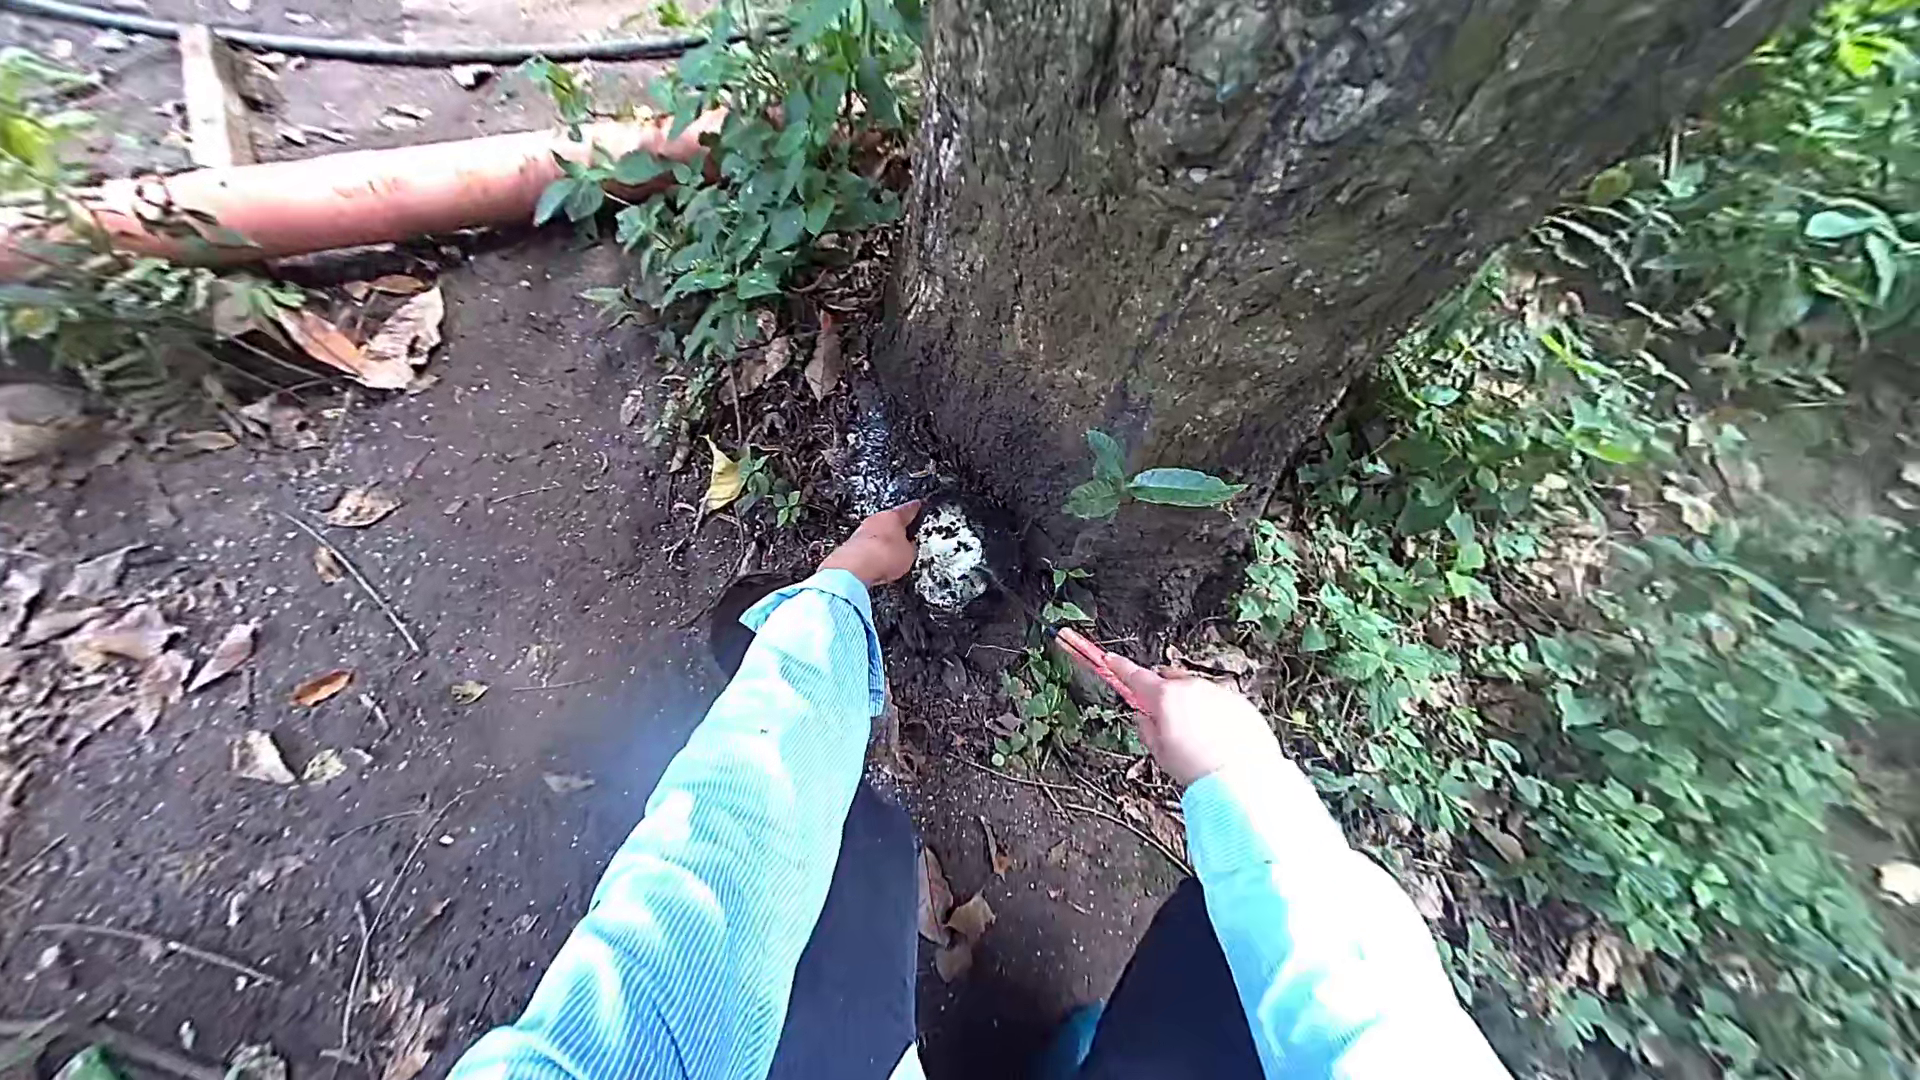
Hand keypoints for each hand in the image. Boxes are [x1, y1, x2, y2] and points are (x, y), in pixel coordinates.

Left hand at [820, 500, 923, 586]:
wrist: (856, 567)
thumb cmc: (883, 556)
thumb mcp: (909, 554)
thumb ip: (911, 547)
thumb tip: (909, 548)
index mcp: (893, 516)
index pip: (908, 509)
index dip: (914, 508)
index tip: (917, 505)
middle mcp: (876, 519)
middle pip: (889, 521)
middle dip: (896, 530)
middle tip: (904, 540)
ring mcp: (861, 530)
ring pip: (875, 534)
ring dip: (881, 543)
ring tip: (889, 557)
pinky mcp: (850, 544)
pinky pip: (865, 546)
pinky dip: (870, 552)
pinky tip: (875, 563)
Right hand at [1107, 655, 1280, 787]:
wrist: (1242, 780)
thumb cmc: (1197, 768)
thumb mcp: (1159, 752)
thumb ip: (1146, 728)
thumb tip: (1143, 716)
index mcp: (1165, 696)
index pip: (1135, 676)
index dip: (1119, 668)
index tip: (1110, 659)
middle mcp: (1191, 687)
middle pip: (1168, 681)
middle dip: (1163, 694)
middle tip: (1166, 720)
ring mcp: (1217, 692)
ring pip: (1196, 691)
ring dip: (1191, 705)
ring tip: (1198, 738)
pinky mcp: (1239, 702)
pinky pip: (1219, 702)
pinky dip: (1214, 714)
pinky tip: (1218, 740)